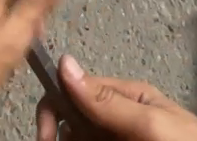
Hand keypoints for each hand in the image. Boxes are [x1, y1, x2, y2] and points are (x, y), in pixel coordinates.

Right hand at [35, 56, 196, 140]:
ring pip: (79, 140)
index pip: (75, 89)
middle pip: (73, 123)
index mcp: (128, 98)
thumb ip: (108, 100)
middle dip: (61, 137)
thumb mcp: (151, 124)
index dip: (53, 108)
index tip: (44, 136)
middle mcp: (120, 121)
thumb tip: (64, 62)